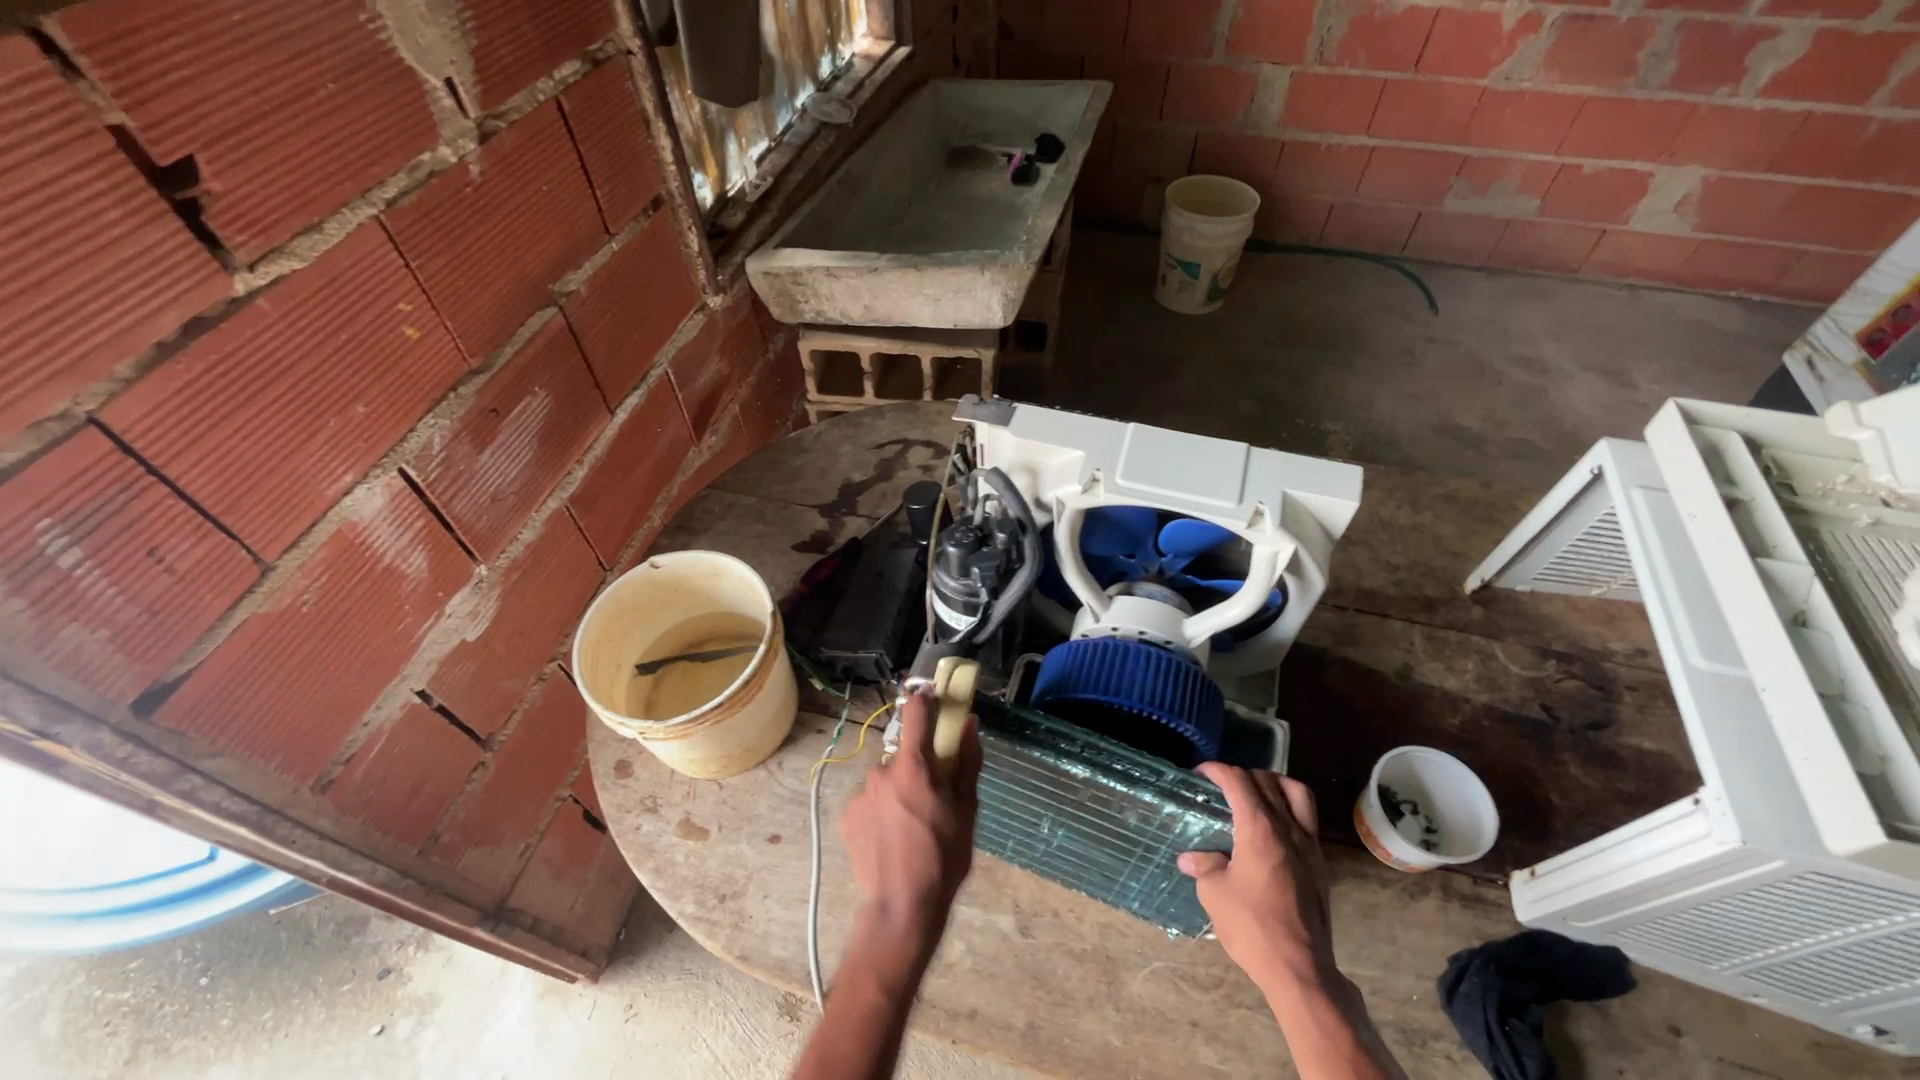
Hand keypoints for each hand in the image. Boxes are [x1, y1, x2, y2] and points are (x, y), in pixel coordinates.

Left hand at [840, 691, 981, 953]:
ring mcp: (860, 795)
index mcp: (913, 766)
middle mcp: (881, 772)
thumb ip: (966, 762)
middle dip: (918, 766)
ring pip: (886, 780)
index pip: (915, 713)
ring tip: (912, 826)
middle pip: (903, 754)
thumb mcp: (967, 810)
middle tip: (934, 797)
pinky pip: (870, 802)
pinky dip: (882, 811)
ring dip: (899, 791)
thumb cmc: (943, 858)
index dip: (926, 700)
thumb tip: (969, 724)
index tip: (935, 697)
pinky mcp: (847, 816)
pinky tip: (892, 838)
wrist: (901, 908)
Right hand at [1179, 763, 1337, 994]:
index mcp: (1259, 829)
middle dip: (1243, 775)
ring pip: (1299, 794)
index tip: (1201, 774)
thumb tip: (1191, 858)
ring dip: (1275, 785)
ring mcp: (1310, 845)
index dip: (1218, 771)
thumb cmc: (1252, 926)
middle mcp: (1288, 828)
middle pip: (1269, 782)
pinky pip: (1308, 820)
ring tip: (1257, 794)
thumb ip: (1204, 866)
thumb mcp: (1214, 894)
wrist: (1299, 966)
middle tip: (1223, 786)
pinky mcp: (1321, 865)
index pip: (1239, 782)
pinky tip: (1274, 831)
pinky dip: (1290, 810)